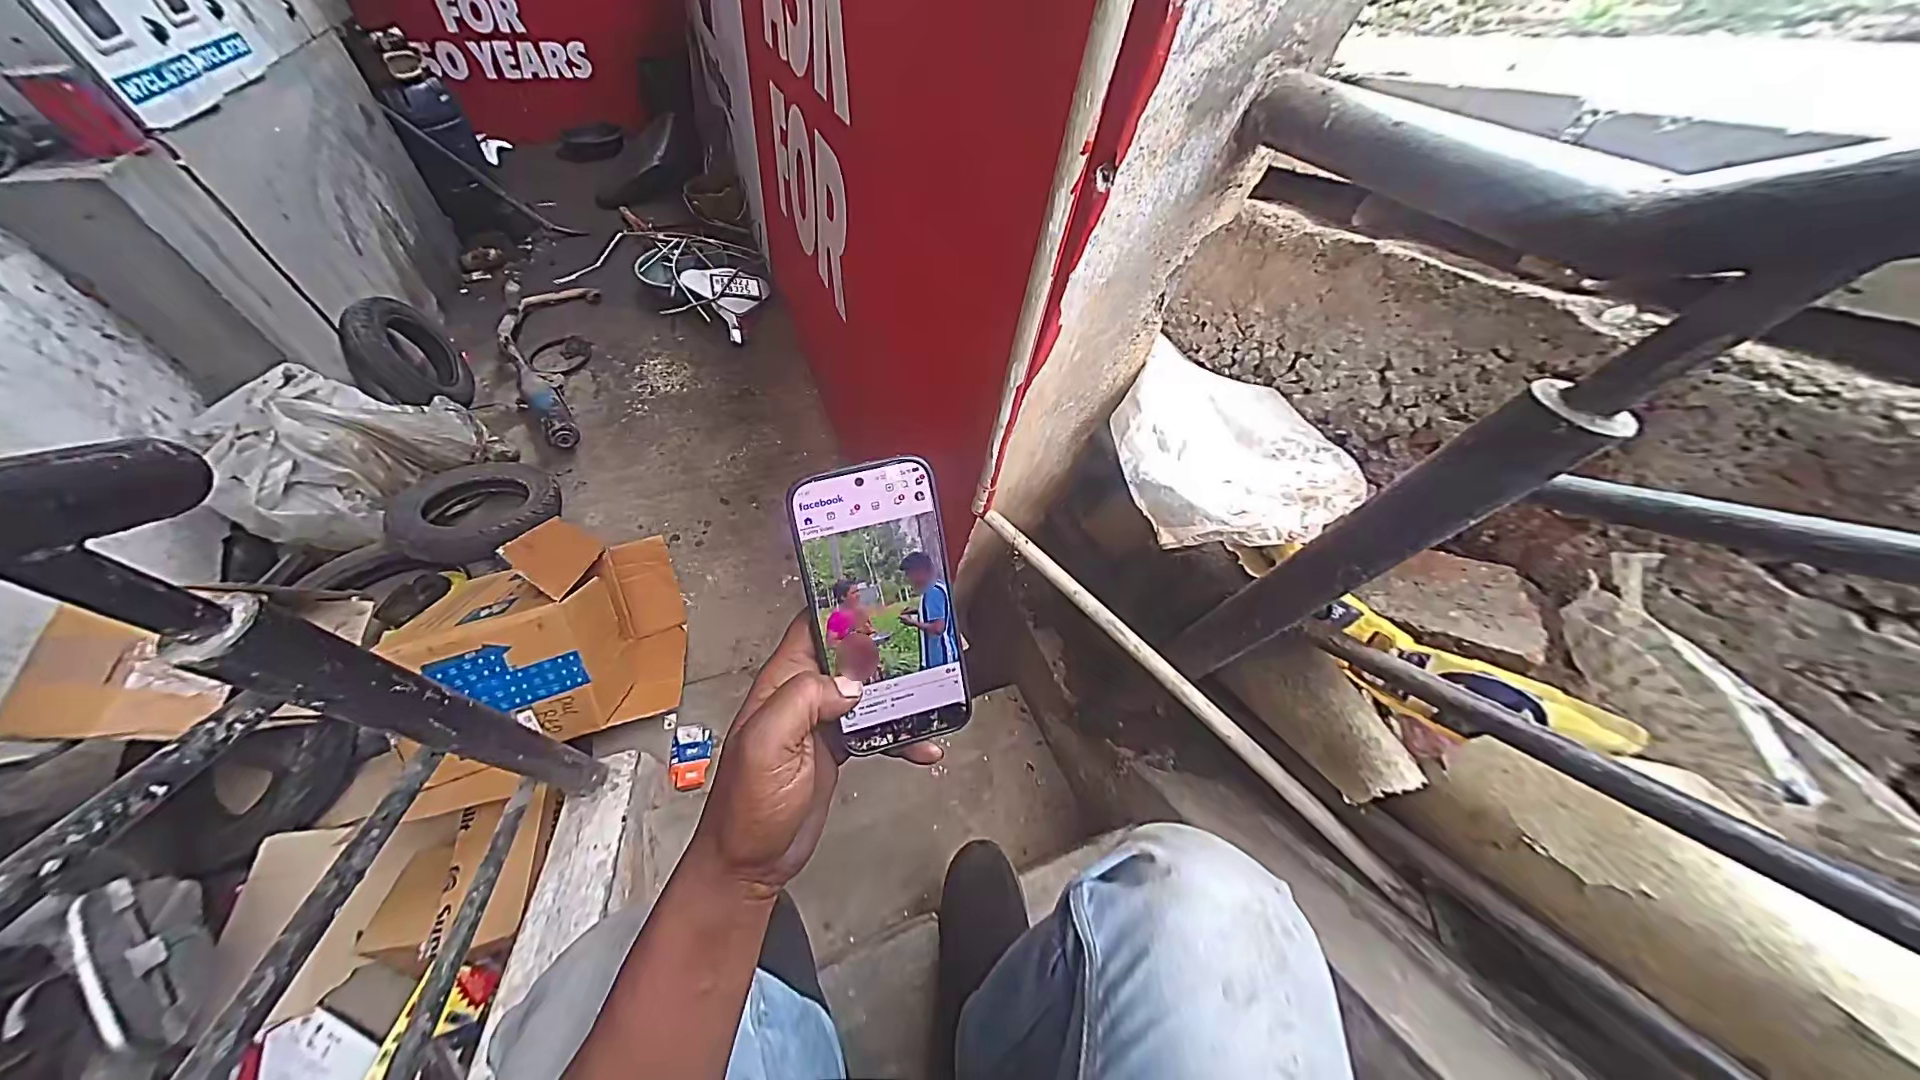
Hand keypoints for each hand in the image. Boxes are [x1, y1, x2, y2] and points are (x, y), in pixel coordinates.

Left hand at [688, 611, 942, 898]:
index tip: (883, 597)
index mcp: (783, 683)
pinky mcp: (839, 745)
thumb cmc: (746, 809)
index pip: (815, 625)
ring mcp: (824, 719)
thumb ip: (802, 700)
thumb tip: (849, 682)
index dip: (845, 607)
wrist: (750, 862)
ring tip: (935, 690)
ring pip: (871, 688)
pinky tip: (922, 744)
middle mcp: (804, 693)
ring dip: (904, 689)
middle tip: (925, 642)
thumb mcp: (766, 745)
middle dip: (888, 644)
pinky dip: (902, 734)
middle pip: (852, 653)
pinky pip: (878, 728)